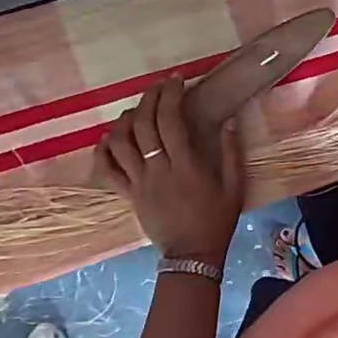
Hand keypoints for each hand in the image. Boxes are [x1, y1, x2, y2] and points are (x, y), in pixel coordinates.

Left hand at [96, 78, 245, 265]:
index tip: (175, 80)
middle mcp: (157, 169)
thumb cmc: (216, 221)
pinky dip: (102, 150)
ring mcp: (138, 182)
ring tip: (135, 111)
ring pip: (120, 142)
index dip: (170, 95)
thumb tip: (229, 121)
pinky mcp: (128, 195)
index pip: (170, 120)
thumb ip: (231, 153)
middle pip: (143, 125)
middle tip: (157, 87)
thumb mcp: (234, 187)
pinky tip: (108, 138)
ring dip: (124, 120)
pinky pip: (107, 170)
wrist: (192, 256)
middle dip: (148, 99)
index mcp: (185, 166)